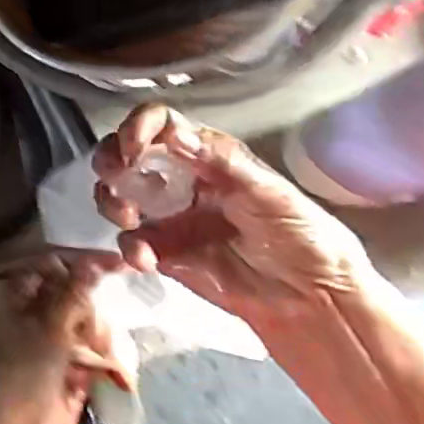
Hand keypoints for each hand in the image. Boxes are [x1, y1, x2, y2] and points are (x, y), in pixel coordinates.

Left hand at [0, 252, 129, 423]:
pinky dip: (111, 362)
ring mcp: (62, 339)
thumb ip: (73, 295)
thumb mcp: (48, 328)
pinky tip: (113, 374)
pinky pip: (104, 352)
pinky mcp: (80, 366)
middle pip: (82, 294)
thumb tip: (92, 260)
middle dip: (96, 309)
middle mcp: (42, 312)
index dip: (84, 263)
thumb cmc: (23, 373)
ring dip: (103, 338)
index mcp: (22, 295)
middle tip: (94, 330)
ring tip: (96, 358)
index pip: (55, 264)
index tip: (119, 263)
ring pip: (96, 323)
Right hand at [92, 103, 375, 330]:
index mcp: (204, 155)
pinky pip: (127, 242)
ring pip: (114, 193)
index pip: (160, 124)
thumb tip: (173, 134)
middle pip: (123, 153)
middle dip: (110, 161)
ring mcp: (165, 214)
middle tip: (116, 176)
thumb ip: (220, 161)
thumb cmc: (303, 235)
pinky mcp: (160, 250)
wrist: (313, 299)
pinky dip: (129, 249)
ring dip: (111, 201)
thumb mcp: (268, 191)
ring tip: (129, 218)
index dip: (138, 127)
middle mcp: (177, 179)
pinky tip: (145, 259)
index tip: (133, 149)